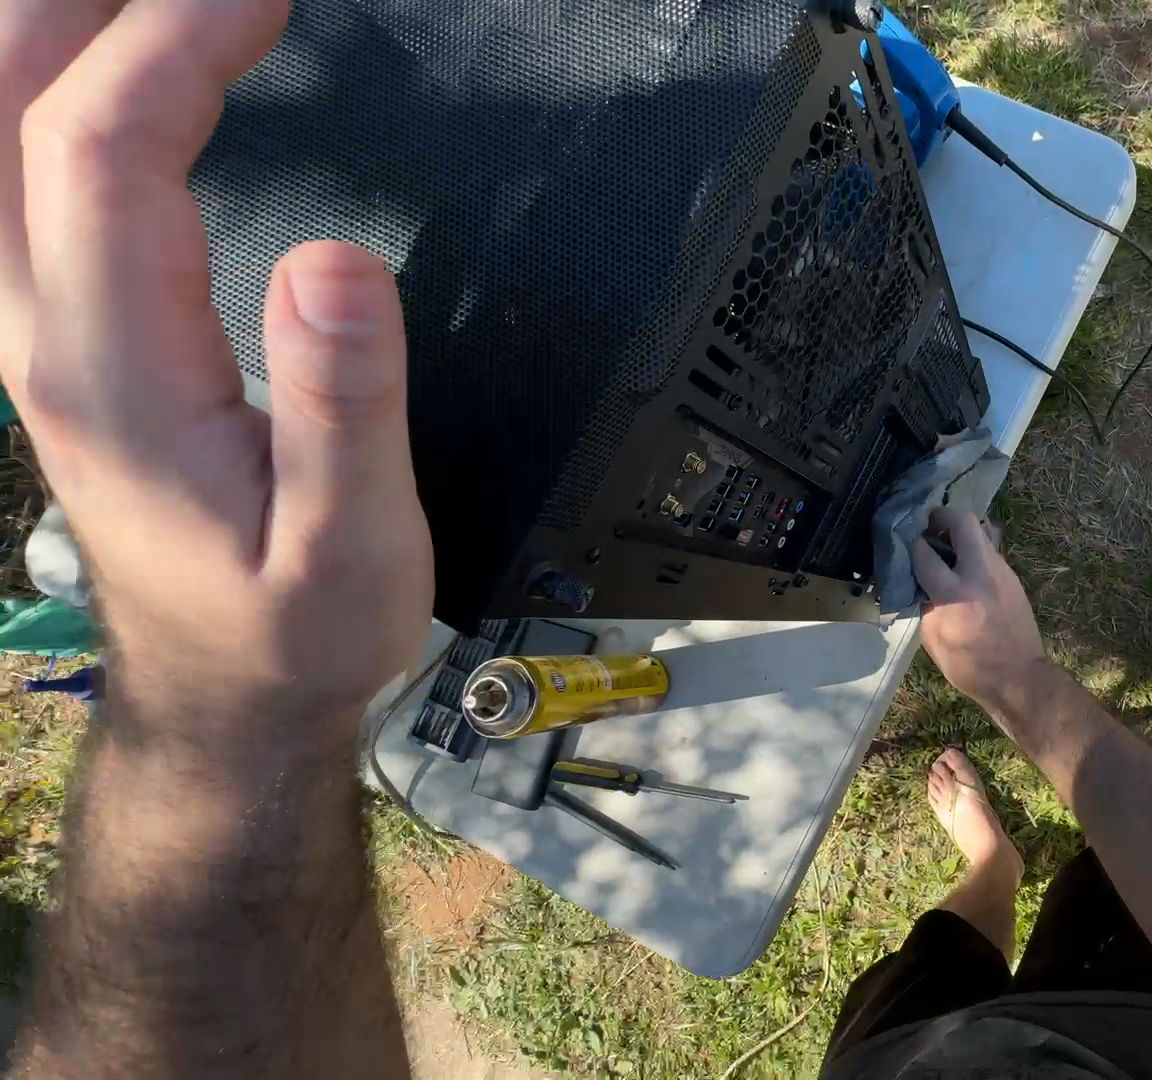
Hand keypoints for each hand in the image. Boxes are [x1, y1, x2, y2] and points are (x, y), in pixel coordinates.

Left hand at [0, 1, 430, 752]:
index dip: (168, 57)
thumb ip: (346, 405)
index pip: (101, 163)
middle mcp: (42, 338)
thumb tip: (340, 262)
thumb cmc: (305, 625)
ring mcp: (40, 344)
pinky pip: (13, 195)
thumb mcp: (354, 536)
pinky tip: (102, 97)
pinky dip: (48, 114)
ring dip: (42, 46)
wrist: (239, 691)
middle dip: (78, 13)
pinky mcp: (72, 357)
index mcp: (118, 374)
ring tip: (146, 5)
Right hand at [910, 507, 1048, 710]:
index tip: (904, 544)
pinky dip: (973, 552)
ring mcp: (1001, 572)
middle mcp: (980, 574)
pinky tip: (965, 570)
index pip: (925, 553)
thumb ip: (925, 603)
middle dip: (942, 517)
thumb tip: (919, 582)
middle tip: (930, 528)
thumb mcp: (934, 639)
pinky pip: (989, 552)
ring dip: (960, 534)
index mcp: (954, 594)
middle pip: (963, 521)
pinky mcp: (1012, 577)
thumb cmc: (969, 666)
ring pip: (981, 532)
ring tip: (946, 549)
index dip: (911, 545)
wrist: (1018, 677)